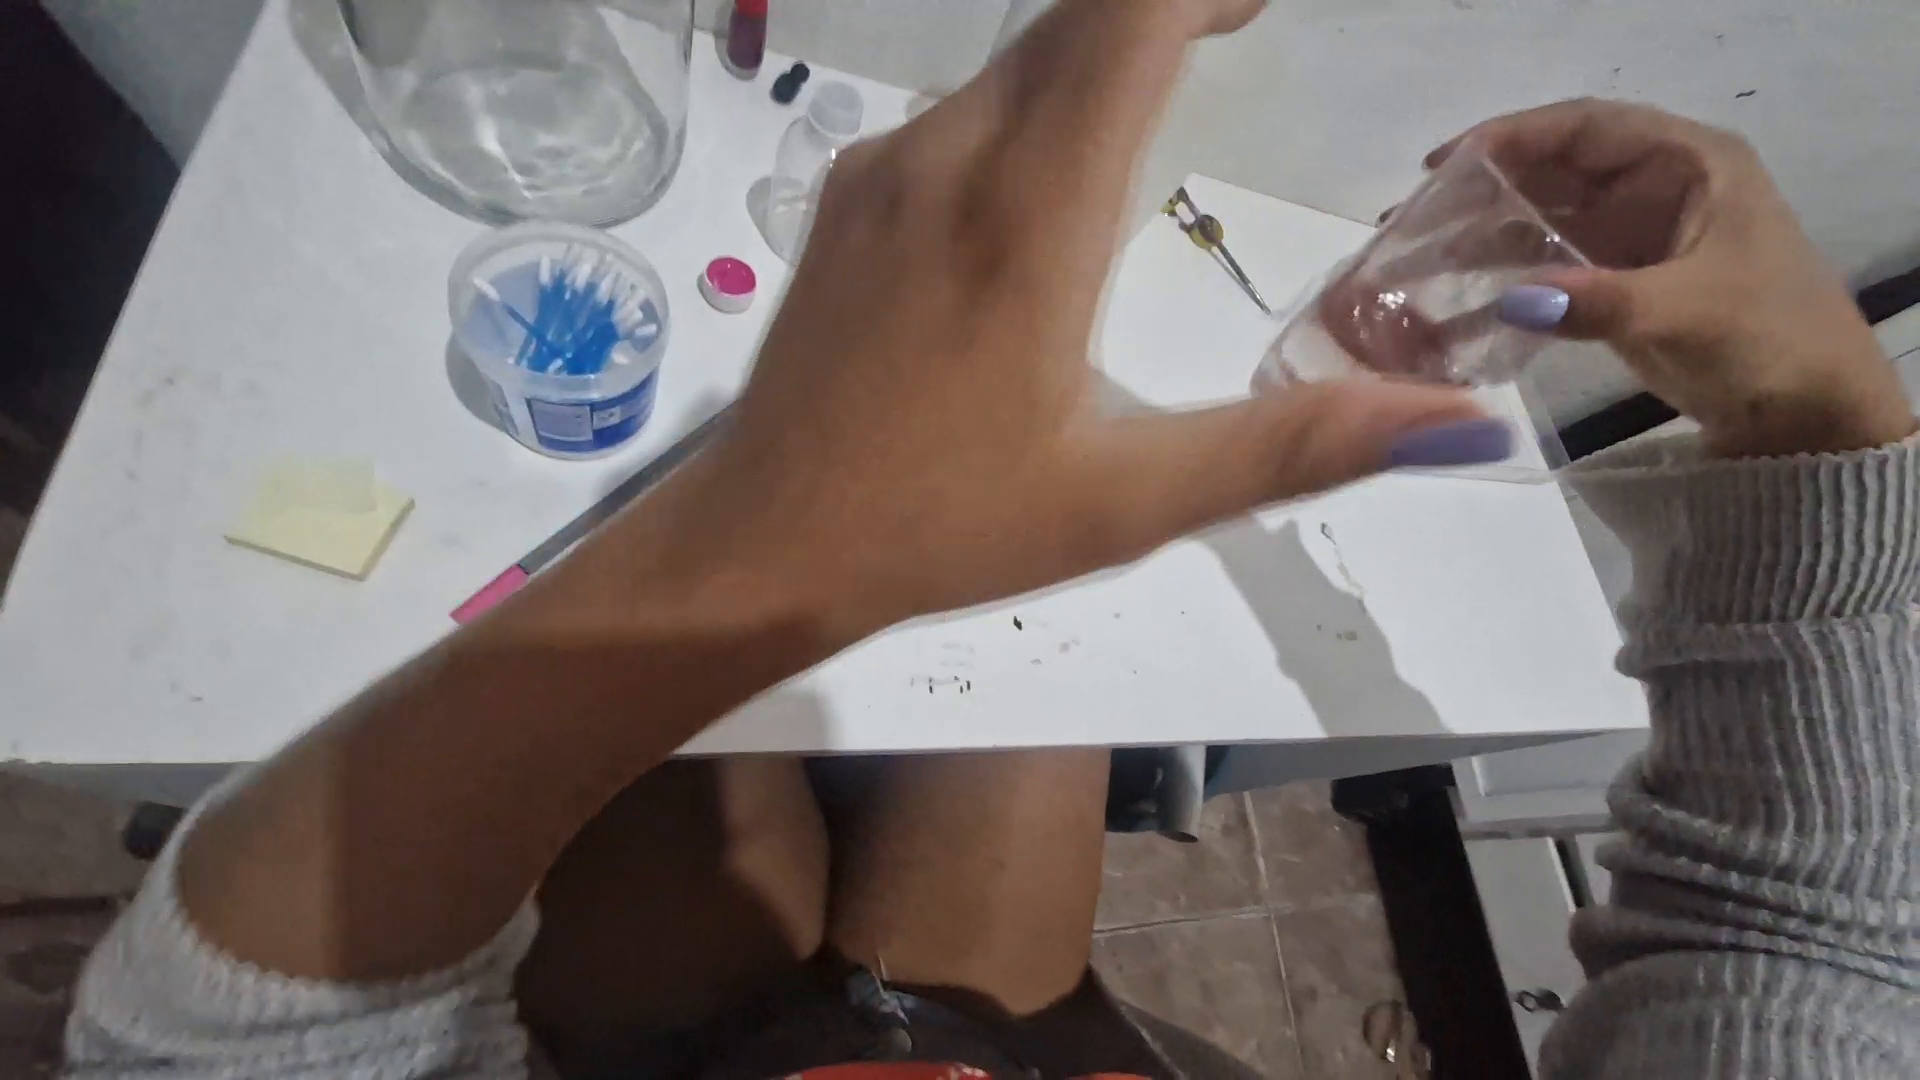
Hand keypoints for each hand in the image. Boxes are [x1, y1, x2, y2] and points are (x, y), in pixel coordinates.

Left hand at [645, 0, 1496, 643]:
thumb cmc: (939, 529)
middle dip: (1162, 7)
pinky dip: (1017, 121)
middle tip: (1232, 32)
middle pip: (1071, 22)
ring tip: (1143, 120)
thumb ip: (1285, 450)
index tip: (1256, 4)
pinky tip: (1031, 199)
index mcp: (1027, 218)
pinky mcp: (840, 215)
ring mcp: (877, 180)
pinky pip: (946, 126)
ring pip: (1005, 71)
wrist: (770, 543)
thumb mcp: (1123, 502)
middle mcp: (945, 163)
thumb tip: (1448, 422)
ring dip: (1086, 67)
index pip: (1128, 13)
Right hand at [1443, 99, 1914, 457]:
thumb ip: (1599, 302)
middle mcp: (1649, 190)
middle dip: (1477, 190)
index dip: (1513, 136)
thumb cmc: (1764, 336)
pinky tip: (1446, 298)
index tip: (1443, 165)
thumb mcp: (1685, 311)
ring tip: (1410, 257)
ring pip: (1535, 219)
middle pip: (1549, 172)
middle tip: (1407, 219)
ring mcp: (1624, 237)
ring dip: (1474, 236)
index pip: (1588, 129)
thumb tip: (1510, 300)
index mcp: (1687, 166)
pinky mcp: (1603, 280)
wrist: (1794, 405)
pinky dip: (1492, 277)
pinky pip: (1536, 265)